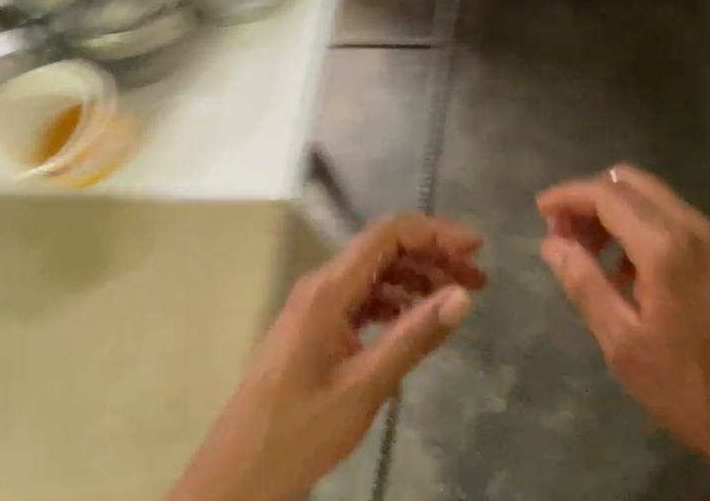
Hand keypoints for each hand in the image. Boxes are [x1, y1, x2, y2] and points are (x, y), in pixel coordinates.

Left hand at [170, 214, 485, 500]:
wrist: (233, 480)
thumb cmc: (297, 434)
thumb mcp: (363, 388)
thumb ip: (413, 338)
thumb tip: (463, 296)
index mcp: (327, 292)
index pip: (387, 235)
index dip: (435, 233)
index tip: (474, 250)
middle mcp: (320, 288)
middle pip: (384, 249)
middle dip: (434, 255)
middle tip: (477, 278)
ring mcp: (314, 308)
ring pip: (375, 272)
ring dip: (418, 278)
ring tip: (456, 299)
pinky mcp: (314, 330)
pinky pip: (362, 298)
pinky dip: (397, 301)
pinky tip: (417, 322)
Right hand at [537, 166, 709, 500]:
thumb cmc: (683, 385)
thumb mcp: (621, 342)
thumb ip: (583, 284)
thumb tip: (551, 242)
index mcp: (665, 245)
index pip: (607, 194)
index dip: (569, 195)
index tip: (539, 210)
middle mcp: (691, 225)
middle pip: (630, 182)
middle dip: (590, 197)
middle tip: (561, 232)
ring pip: (651, 196)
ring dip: (614, 209)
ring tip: (586, 253)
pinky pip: (670, 216)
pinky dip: (639, 224)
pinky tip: (623, 270)